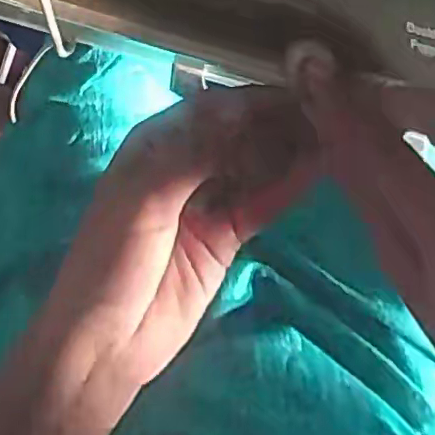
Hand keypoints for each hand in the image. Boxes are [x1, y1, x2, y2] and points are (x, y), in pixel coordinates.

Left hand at [0, 87, 316, 434]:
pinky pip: (259, 202)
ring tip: (330, 133)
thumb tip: (238, 114)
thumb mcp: (144, 197)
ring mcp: (206, 200)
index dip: (249, 99)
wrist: (105, 341)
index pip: (209, 109)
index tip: (291, 92)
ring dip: (286, 150)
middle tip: (322, 111)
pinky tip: (314, 171)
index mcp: (155, 143)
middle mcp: (183, 163)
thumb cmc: (111, 257)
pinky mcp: (225, 236)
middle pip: (236, 134)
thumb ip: (191, 156)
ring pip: (252, 164)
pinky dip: (285, 187)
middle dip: (274, 122)